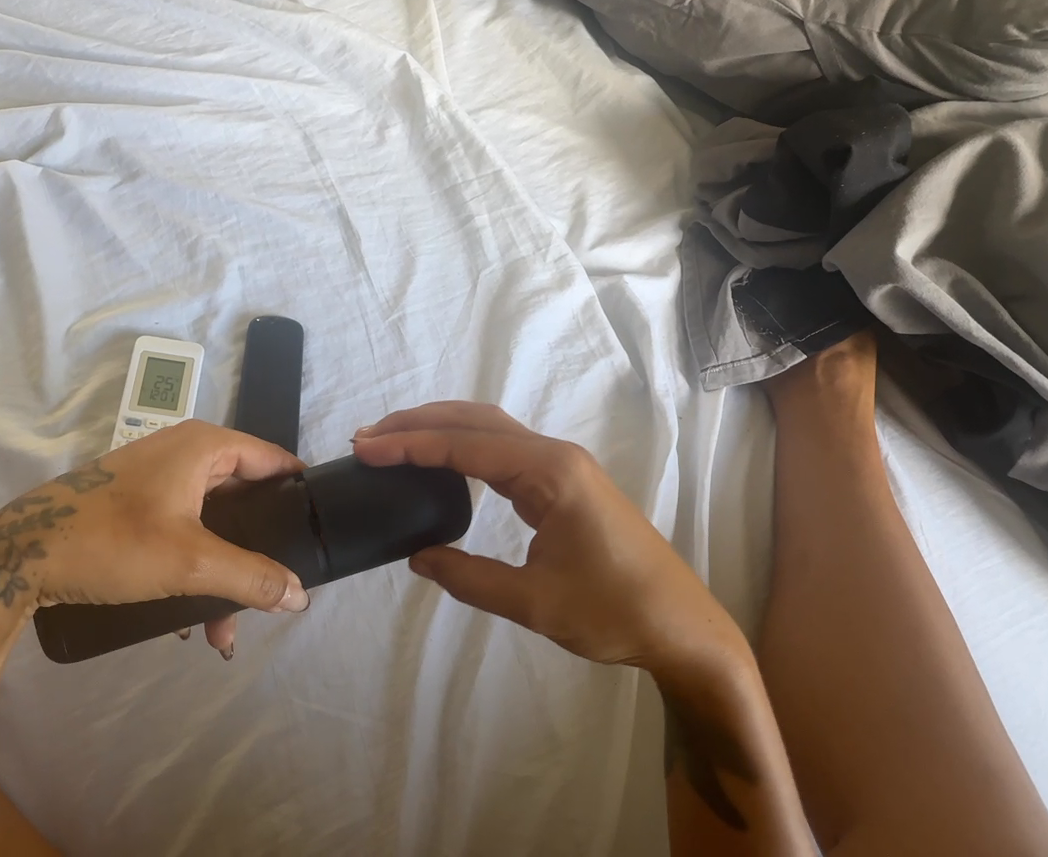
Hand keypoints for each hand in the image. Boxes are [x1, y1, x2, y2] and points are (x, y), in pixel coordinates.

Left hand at [0, 420, 309, 655]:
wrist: (17, 556)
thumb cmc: (111, 543)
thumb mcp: (189, 564)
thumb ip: (250, 578)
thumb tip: (299, 595)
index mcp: (203, 446)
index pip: (272, 459)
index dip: (297, 495)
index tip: (316, 535)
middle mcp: (183, 451)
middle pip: (243, 496)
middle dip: (256, 552)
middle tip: (268, 596)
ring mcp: (155, 476)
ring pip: (211, 522)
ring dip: (222, 573)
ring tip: (221, 631)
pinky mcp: (134, 501)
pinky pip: (182, 529)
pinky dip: (193, 567)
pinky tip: (188, 616)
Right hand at [351, 403, 748, 681]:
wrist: (682, 626)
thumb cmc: (613, 612)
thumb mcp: (533, 602)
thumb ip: (469, 578)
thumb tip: (417, 558)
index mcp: (549, 472)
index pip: (465, 444)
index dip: (410, 444)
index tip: (365, 449)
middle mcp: (554, 455)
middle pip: (475, 420)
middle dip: (418, 423)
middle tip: (368, 438)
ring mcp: (562, 465)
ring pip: (490, 428)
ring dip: (439, 429)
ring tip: (392, 441)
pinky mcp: (563, 481)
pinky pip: (504, 448)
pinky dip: (463, 446)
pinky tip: (441, 459)